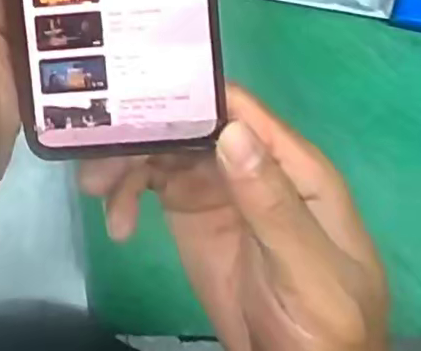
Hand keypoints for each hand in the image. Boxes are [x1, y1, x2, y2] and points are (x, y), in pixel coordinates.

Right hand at [79, 86, 388, 350]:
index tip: (137, 96)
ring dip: (125, 160)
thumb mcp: (309, 272)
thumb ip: (273, 204)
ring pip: (163, 147)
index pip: (235, 107)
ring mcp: (217, 183)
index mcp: (288, 161)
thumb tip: (232, 131)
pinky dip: (127, 190)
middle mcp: (248, 160)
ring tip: (98, 190)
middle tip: (101, 154)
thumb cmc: (323, 325)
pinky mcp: (190, 209)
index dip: (188, 95)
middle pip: (188, 122)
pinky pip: (151, 180)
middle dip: (142, 130)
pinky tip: (118, 221)